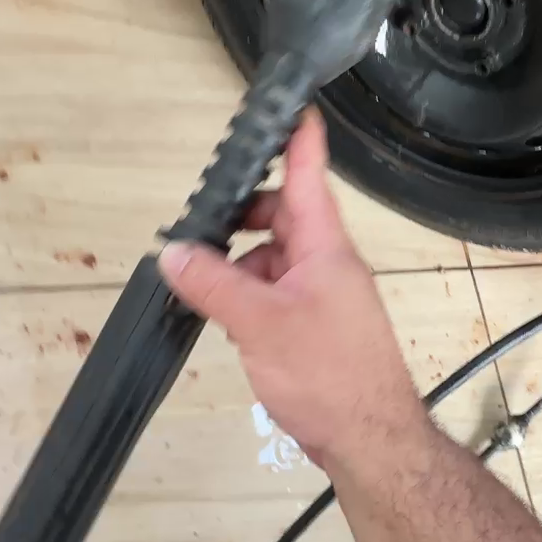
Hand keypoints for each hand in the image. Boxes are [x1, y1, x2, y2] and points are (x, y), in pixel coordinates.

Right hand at [160, 110, 430, 470]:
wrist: (368, 437)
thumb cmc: (328, 375)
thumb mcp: (260, 324)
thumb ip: (213, 285)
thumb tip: (173, 253)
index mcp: (325, 247)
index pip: (309, 176)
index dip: (296, 137)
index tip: (287, 104)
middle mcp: (328, 265)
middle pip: (282, 218)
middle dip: (242, 219)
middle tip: (199, 233)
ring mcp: (324, 297)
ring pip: (274, 261)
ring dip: (239, 268)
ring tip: (205, 290)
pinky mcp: (316, 328)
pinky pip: (277, 296)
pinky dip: (251, 300)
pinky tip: (230, 323)